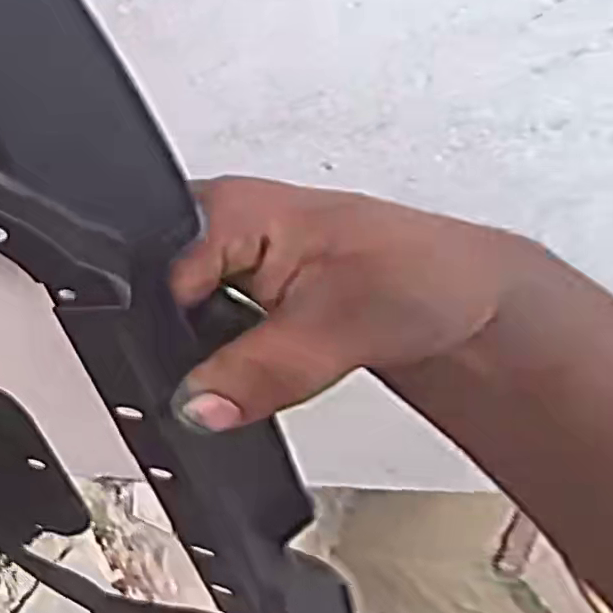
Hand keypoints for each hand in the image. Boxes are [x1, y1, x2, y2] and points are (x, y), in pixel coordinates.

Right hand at [168, 176, 536, 429]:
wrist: (466, 297)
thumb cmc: (427, 280)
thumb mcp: (339, 331)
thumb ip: (260, 372)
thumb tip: (197, 407)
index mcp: (220, 205)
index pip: (154, 277)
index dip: (173, 327)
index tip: (213, 357)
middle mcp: (202, 217)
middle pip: (146, 287)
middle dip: (183, 329)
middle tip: (246, 339)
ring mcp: (204, 244)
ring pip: (157, 304)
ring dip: (194, 335)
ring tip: (255, 332)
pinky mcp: (210, 269)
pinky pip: (176, 311)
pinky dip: (202, 336)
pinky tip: (242, 334)